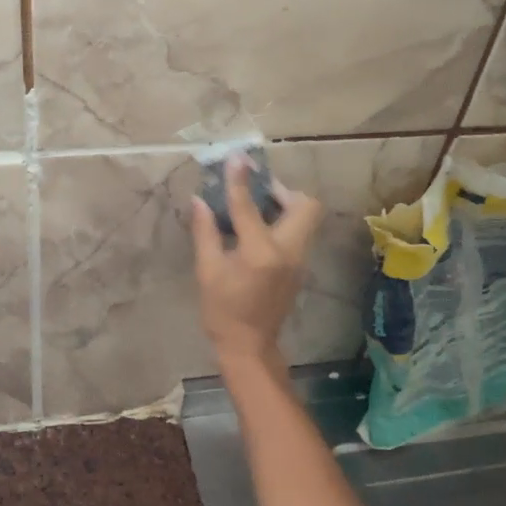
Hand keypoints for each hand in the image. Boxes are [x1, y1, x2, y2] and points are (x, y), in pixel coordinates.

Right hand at [190, 155, 322, 362]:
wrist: (249, 346)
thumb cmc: (223, 311)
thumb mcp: (207, 271)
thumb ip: (205, 232)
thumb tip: (199, 201)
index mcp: (261, 252)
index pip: (249, 207)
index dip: (240, 181)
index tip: (236, 159)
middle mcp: (288, 251)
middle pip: (305, 205)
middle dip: (283, 191)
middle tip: (257, 191)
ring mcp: (299, 260)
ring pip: (306, 218)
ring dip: (286, 205)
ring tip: (257, 207)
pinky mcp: (300, 267)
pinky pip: (299, 233)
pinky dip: (284, 222)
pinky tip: (259, 228)